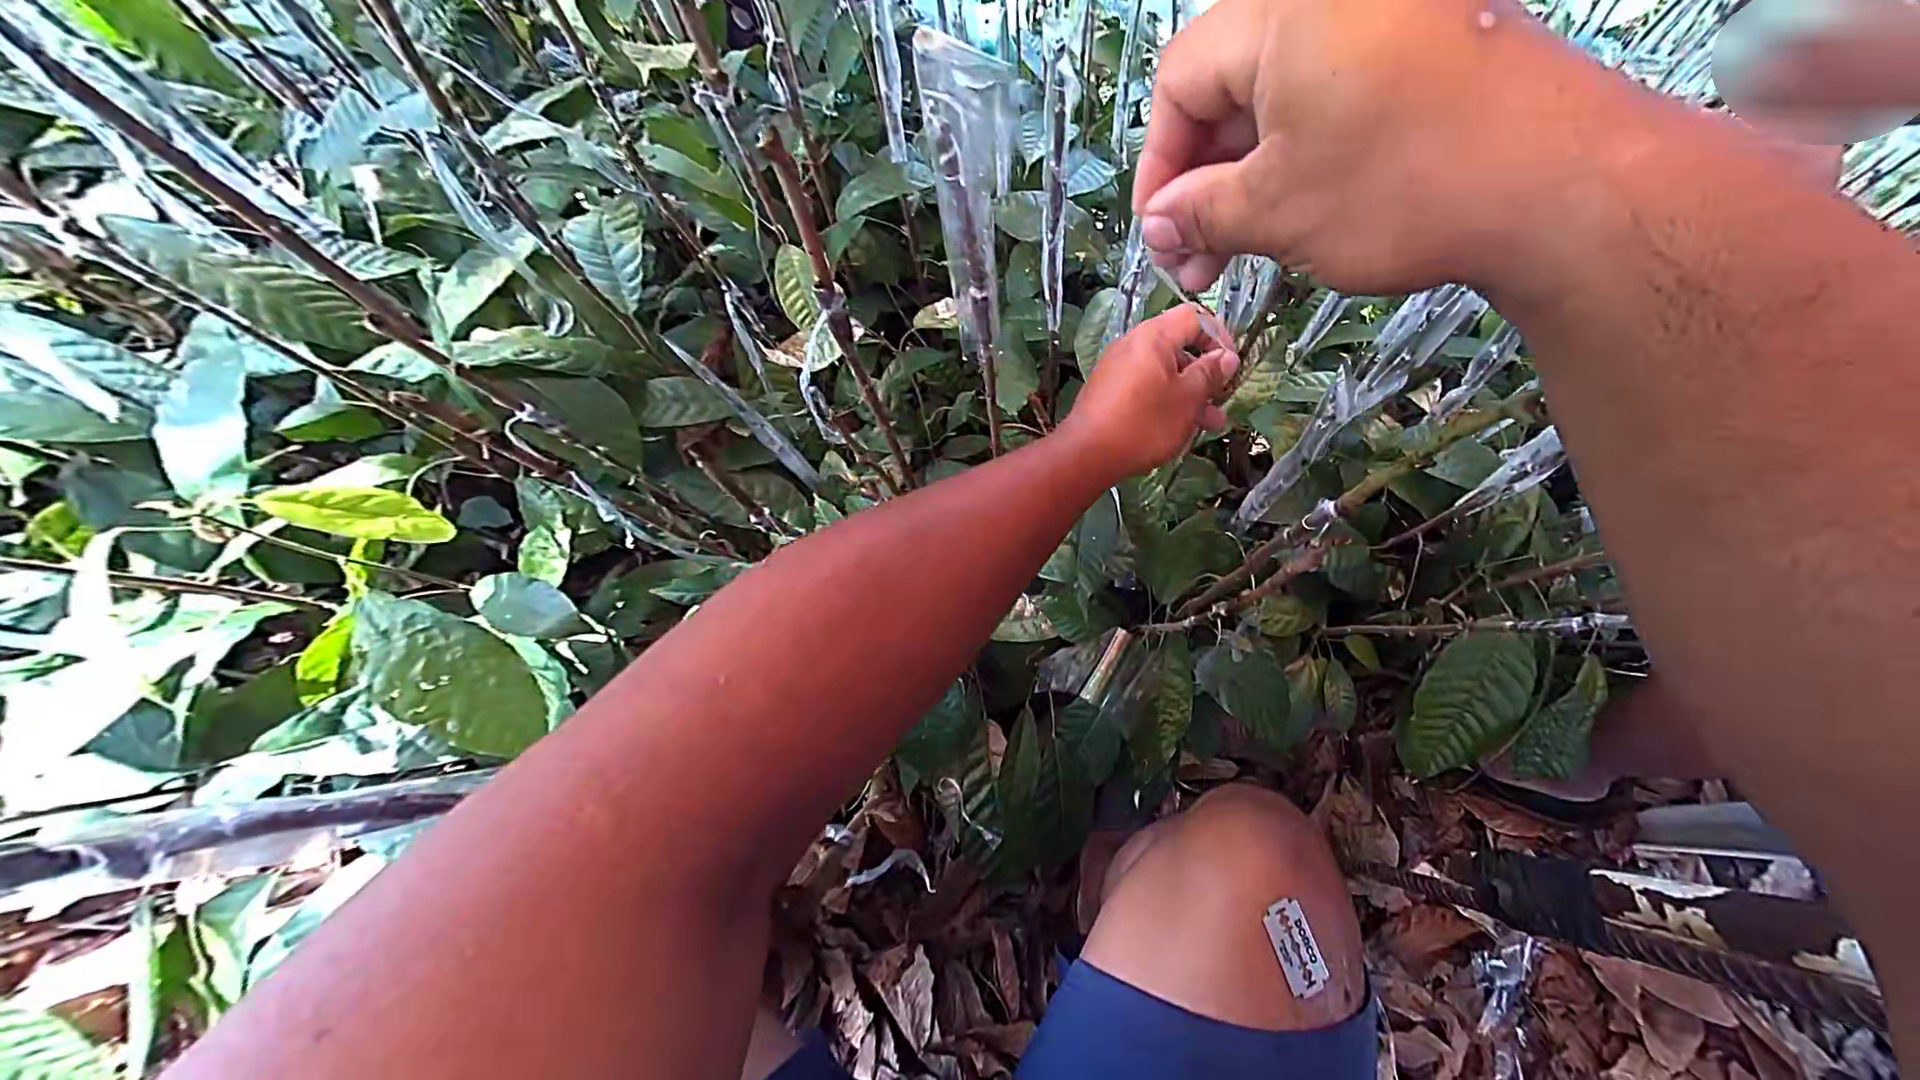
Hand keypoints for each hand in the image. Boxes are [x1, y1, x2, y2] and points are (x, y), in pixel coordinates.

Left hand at [1058, 304, 1237, 478]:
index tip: (1231, 364)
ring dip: (1189, 396)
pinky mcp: (1107, 393)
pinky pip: (1144, 389)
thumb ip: (1210, 374)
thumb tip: (1226, 357)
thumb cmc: (1144, 422)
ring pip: (1163, 375)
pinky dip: (1164, 403)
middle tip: (1221, 399)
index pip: (1195, 317)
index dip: (1219, 336)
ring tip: (1209, 425)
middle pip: (1178, 348)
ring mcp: (1116, 370)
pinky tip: (1178, 430)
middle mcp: (1131, 345)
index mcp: (1153, 336)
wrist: (1086, 454)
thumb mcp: (1187, 399)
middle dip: (1205, 375)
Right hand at [1134, 0, 1626, 293]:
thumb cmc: (1403, 188)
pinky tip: (1279, 221)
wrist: (1562, 187)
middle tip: (1191, 258)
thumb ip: (1197, 212)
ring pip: (1271, 108)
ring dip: (1239, 187)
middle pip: (1224, 93)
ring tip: (1226, 257)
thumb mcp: (1274, 210)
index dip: (1159, 164)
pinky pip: (1322, 104)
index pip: (1180, 82)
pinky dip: (1290, 165)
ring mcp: (1380, 23)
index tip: (1159, 229)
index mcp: (1286, 12)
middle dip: (1198, 186)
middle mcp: (1331, 1)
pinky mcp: (1414, 54)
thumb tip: (1157, 223)